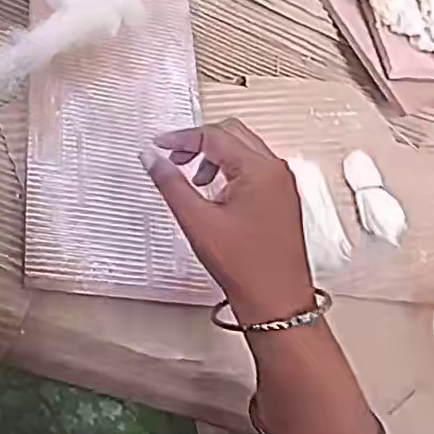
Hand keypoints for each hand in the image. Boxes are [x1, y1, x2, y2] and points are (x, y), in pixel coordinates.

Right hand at [143, 120, 313, 323]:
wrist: (275, 300)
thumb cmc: (247, 266)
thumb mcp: (196, 219)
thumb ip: (170, 183)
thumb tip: (152, 159)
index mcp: (259, 170)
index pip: (213, 136)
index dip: (181, 137)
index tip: (160, 144)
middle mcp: (276, 172)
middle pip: (231, 133)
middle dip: (197, 141)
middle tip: (172, 154)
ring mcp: (282, 185)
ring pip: (242, 149)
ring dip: (212, 155)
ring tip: (190, 177)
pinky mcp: (280, 198)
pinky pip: (252, 167)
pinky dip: (226, 169)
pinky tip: (210, 191)